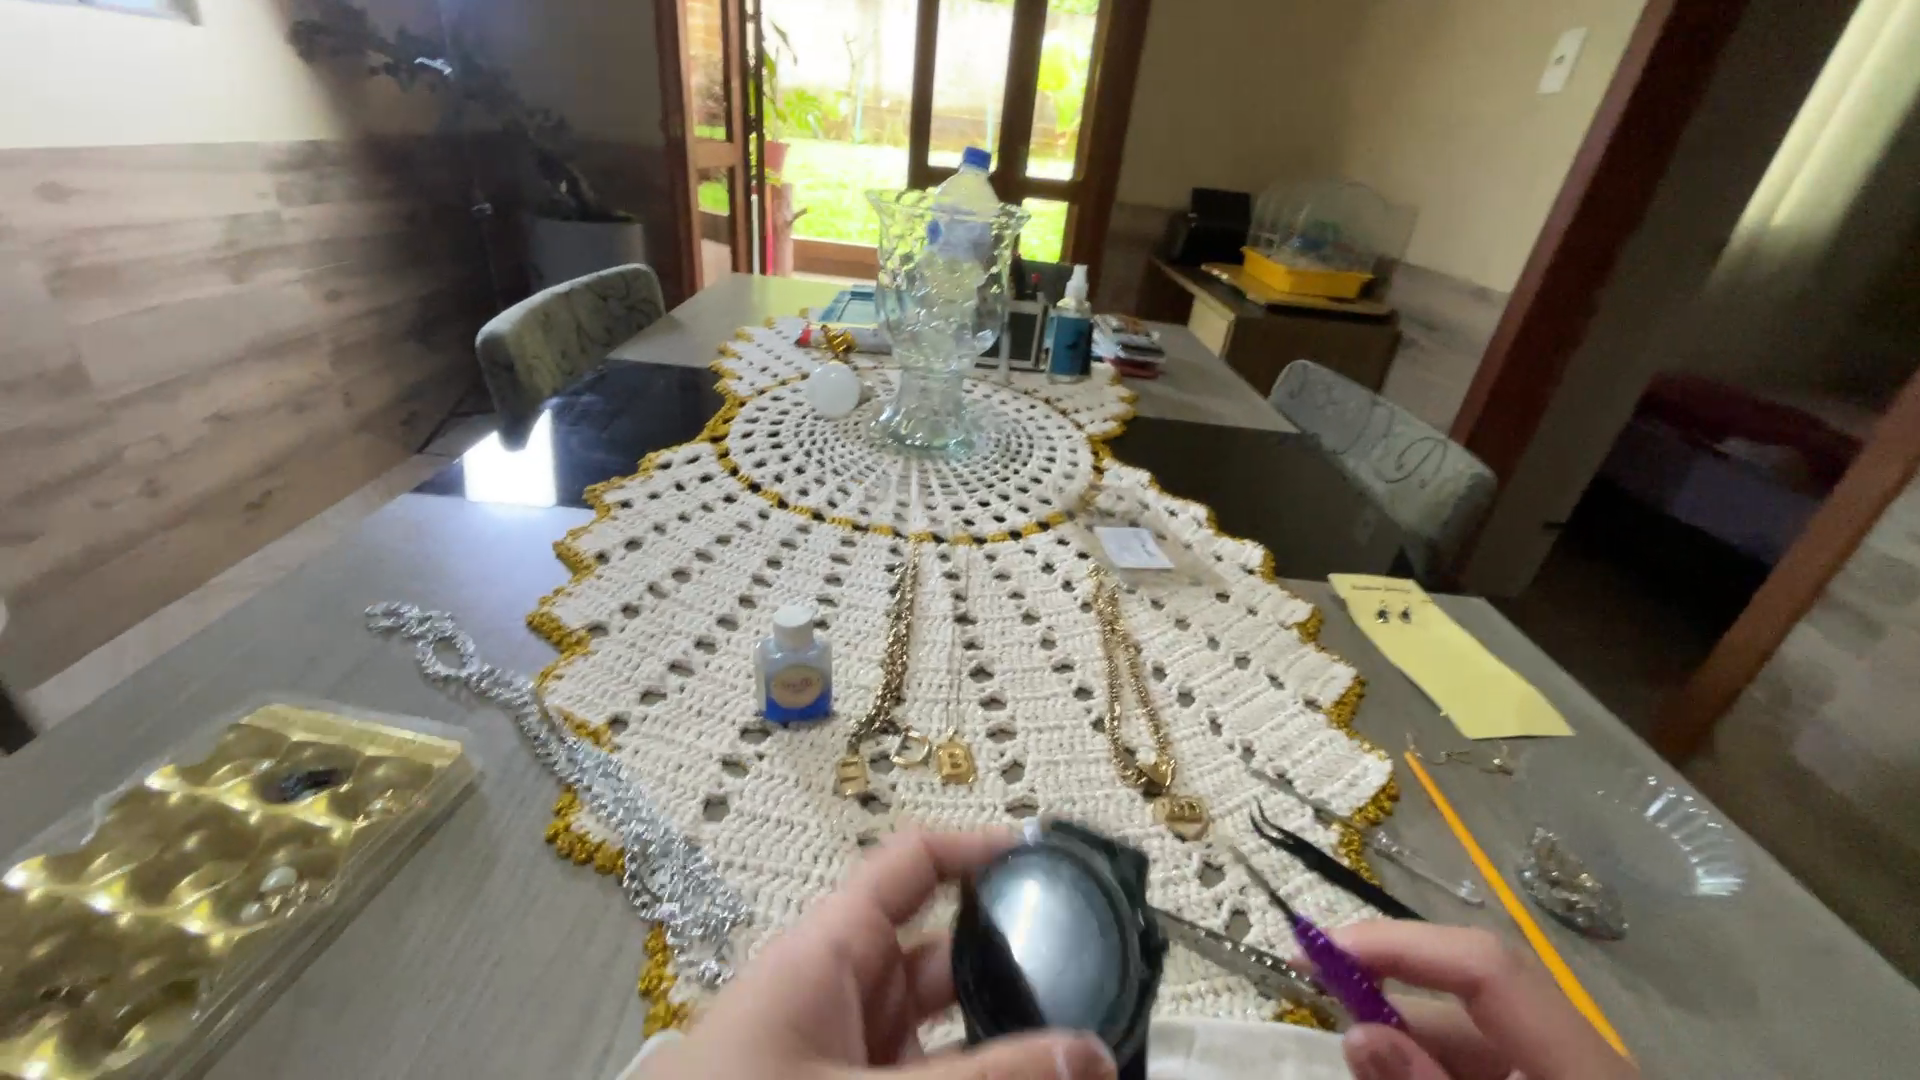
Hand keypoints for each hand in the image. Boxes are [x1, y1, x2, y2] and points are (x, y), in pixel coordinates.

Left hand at [640, 829, 1115, 1079]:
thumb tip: (1092, 1055)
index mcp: (832, 945)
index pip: (914, 863)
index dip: (980, 847)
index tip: (1053, 856)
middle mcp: (850, 986)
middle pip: (949, 950)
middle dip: (1018, 960)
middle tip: (1100, 972)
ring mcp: (857, 1046)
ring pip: (950, 1026)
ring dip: (1009, 1033)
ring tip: (1088, 1038)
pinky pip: (936, 1072)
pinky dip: (982, 1077)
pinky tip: (1039, 1079)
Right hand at [1333, 922, 1637, 1079]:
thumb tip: (1356, 1033)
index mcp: (1586, 1064)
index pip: (1487, 966)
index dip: (1397, 944)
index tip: (1319, 949)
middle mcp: (1582, 1050)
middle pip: (1470, 988)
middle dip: (1385, 982)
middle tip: (1311, 977)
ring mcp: (1570, 1063)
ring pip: (1469, 1023)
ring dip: (1400, 1027)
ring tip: (1352, 1043)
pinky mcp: (1554, 1075)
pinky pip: (1483, 1051)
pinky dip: (1430, 1058)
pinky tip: (1395, 1064)